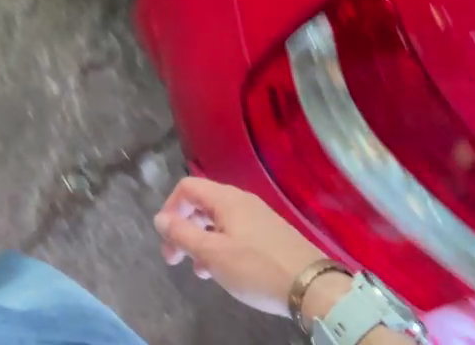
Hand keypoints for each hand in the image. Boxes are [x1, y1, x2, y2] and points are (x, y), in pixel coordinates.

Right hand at [152, 177, 336, 316]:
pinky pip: (236, 232)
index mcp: (226, 198)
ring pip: (218, 221)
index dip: (170, 208)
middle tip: (175, 258)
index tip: (166, 238)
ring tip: (200, 270)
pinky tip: (225, 270)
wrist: (315, 288)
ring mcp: (259, 217)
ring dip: (202, 241)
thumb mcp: (212, 253)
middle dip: (183, 228)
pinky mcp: (271, 235)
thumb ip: (182, 234)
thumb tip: (159, 218)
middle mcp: (241, 200)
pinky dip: (221, 246)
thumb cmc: (257, 267)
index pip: (187, 187)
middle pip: (201, 204)